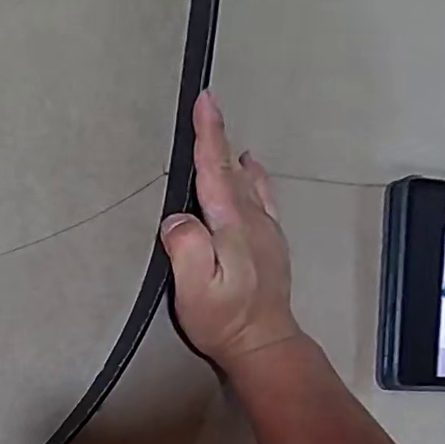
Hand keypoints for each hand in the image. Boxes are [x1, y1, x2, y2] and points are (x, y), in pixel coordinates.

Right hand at [159, 89, 301, 363]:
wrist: (263, 342)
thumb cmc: (222, 320)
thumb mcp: (194, 291)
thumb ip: (186, 248)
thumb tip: (175, 217)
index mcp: (231, 226)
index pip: (216, 171)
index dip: (209, 135)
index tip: (204, 100)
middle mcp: (252, 220)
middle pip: (231, 168)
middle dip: (217, 135)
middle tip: (206, 105)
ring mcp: (264, 230)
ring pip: (247, 179)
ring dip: (232, 152)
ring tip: (222, 131)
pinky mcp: (269, 242)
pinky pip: (262, 196)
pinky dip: (254, 175)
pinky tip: (251, 166)